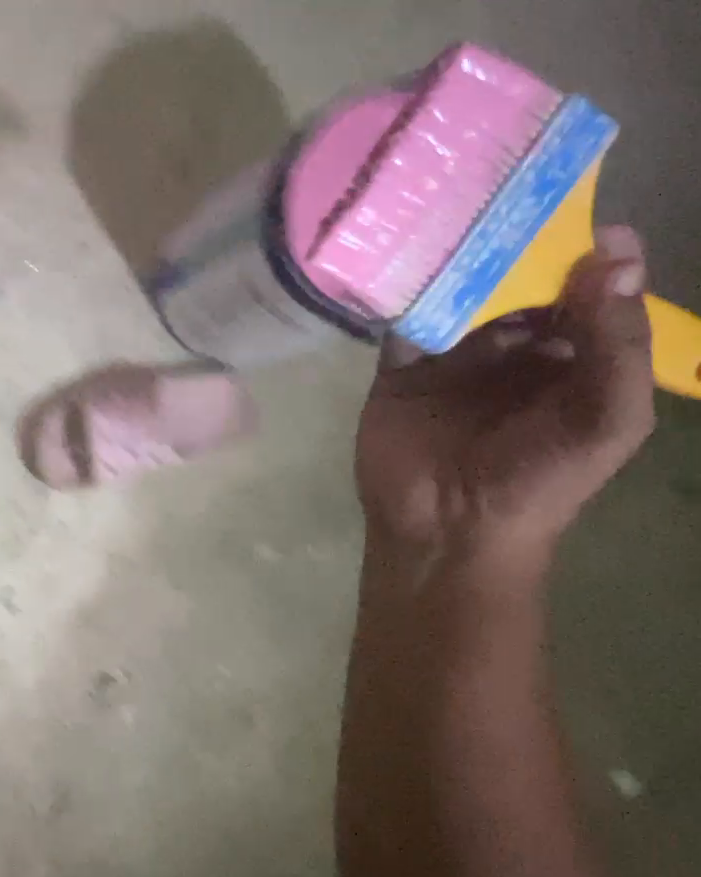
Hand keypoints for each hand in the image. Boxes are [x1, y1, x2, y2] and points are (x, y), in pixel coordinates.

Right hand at [355, 226, 656, 568]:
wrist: (450, 528)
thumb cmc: (543, 478)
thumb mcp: (608, 413)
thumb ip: (617, 339)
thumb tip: (615, 252)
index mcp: (574, 357)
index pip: (584, 293)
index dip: (585, 257)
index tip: (572, 214)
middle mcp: (513, 350)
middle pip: (518, 288)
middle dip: (516, 254)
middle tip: (501, 211)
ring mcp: (451, 361)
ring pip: (459, 301)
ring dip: (459, 270)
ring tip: (454, 226)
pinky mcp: (398, 374)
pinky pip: (402, 330)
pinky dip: (402, 302)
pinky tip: (405, 274)